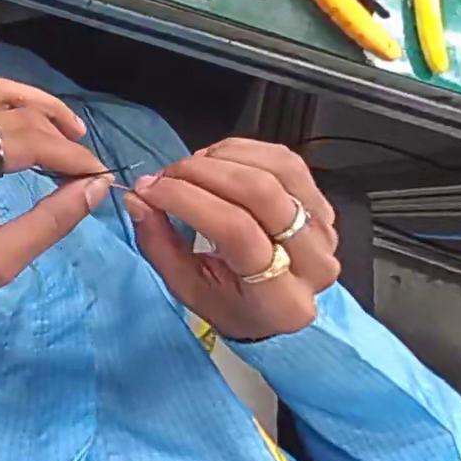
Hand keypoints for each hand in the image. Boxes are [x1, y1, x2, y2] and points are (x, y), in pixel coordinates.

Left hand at [0, 77, 112, 339]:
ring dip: (38, 107)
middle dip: (60, 137)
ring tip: (70, 134)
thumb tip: (96, 186)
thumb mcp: (0, 260)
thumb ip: (51, 220)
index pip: (25, 141)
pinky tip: (22, 108)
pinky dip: (0, 94)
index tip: (101, 177)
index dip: (70, 156)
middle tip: (88, 170)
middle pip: (16, 114)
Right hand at [122, 139, 340, 340]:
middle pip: (260, 191)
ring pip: (276, 168)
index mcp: (279, 299)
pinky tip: (215, 160)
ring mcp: (324, 230)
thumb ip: (157, 242)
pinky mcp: (323, 205)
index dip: (187, 199)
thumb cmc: (227, 302)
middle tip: (164, 175)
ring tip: (189, 168)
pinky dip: (242, 150)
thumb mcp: (184, 287)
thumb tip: (137, 198)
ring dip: (222, 158)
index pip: (236, 230)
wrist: (273, 309)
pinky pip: (285, 160)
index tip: (149, 189)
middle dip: (200, 172)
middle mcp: (313, 262)